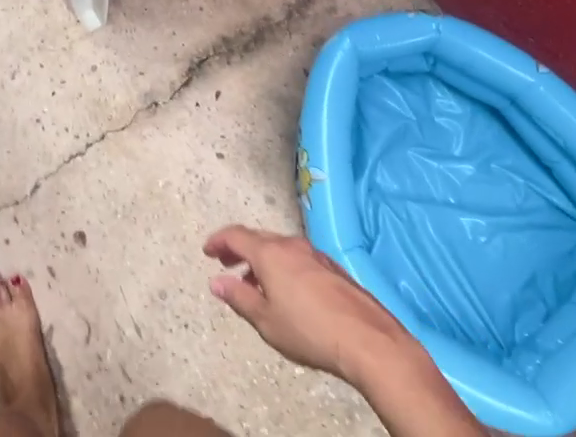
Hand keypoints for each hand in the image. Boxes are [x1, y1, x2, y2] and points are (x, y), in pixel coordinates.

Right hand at [201, 224, 415, 382]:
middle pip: (259, 238)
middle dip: (239, 249)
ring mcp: (316, 255)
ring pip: (280, 248)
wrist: (368, 340)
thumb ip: (239, 297)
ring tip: (255, 284)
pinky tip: (287, 292)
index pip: (236, 235)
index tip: (207, 251)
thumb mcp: (265, 320)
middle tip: (227, 265)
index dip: (218, 240)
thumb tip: (216, 281)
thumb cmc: (308, 331)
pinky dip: (283, 267)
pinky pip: (299, 259)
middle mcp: (292, 246)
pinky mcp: (334, 269)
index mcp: (270, 254)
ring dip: (262, 260)